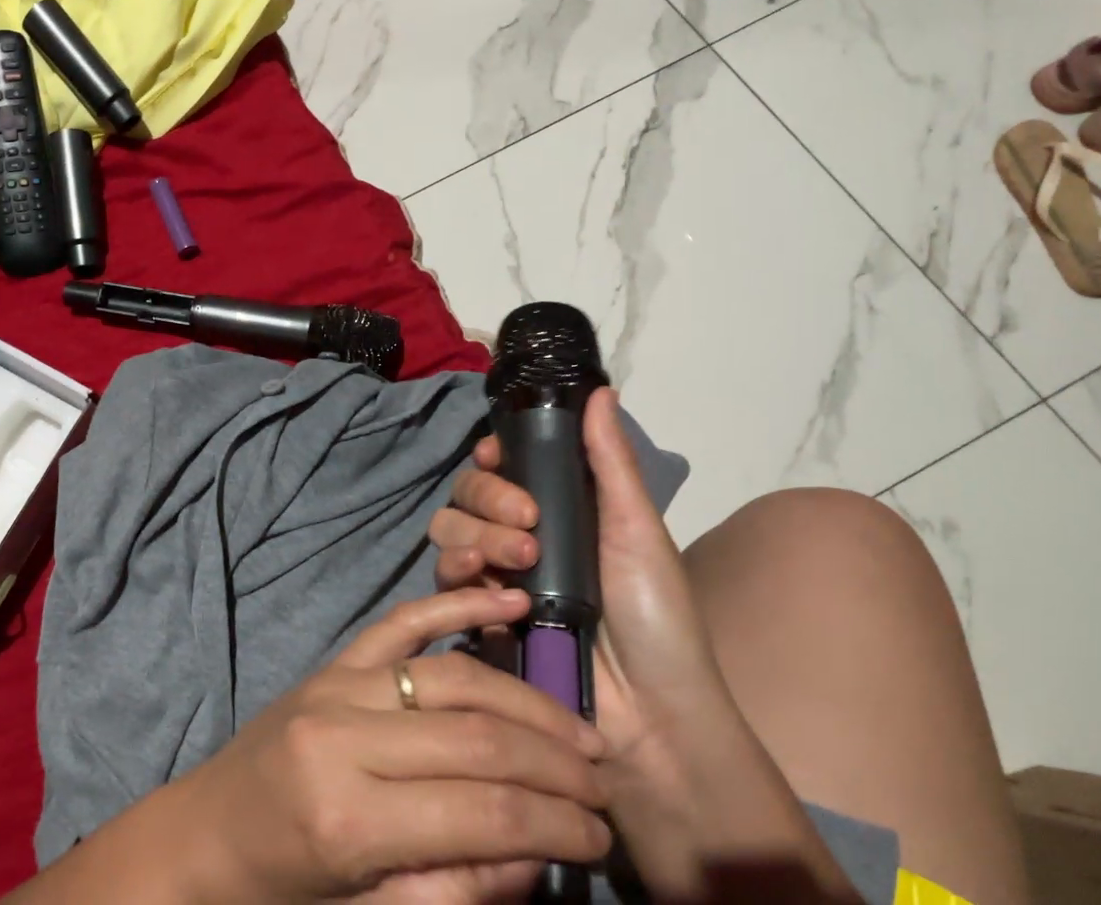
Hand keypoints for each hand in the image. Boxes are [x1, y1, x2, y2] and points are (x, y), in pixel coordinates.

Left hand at [176, 587, 613, 903]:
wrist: (203, 835)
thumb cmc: (284, 889)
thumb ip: (456, 887)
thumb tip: (537, 851)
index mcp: (349, 818)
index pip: (484, 812)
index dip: (557, 825)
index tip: (599, 837)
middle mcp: (344, 737)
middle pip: (478, 737)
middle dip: (555, 764)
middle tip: (602, 788)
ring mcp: (336, 686)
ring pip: (454, 676)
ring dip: (527, 700)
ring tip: (580, 733)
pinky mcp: (331, 663)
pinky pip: (401, 624)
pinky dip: (457, 607)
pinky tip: (510, 601)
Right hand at [430, 389, 733, 781]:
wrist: (650, 711)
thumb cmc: (656, 617)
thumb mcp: (637, 531)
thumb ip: (608, 462)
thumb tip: (599, 388)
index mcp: (557, 513)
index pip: (502, 468)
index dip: (491, 455)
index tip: (495, 453)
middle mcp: (519, 539)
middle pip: (466, 495)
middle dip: (488, 498)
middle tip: (528, 521)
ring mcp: (494, 579)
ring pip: (448, 531)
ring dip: (475, 533)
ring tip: (518, 558)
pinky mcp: (475, 619)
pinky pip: (444, 580)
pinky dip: (460, 573)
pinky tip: (491, 584)